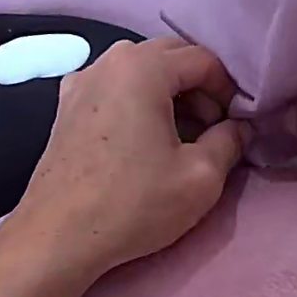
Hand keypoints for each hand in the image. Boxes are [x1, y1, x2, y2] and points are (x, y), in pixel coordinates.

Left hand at [10, 36, 246, 277]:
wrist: (56, 240)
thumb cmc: (134, 203)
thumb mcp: (202, 176)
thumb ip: (231, 140)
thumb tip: (240, 127)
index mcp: (142, 67)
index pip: (204, 59)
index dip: (230, 90)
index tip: (236, 124)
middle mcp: (108, 62)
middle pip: (173, 56)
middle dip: (202, 87)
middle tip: (215, 128)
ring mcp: (81, 82)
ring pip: (144, 70)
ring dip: (174, 94)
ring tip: (185, 136)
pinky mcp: (67, 107)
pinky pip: (118, 87)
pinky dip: (142, 102)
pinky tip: (147, 139)